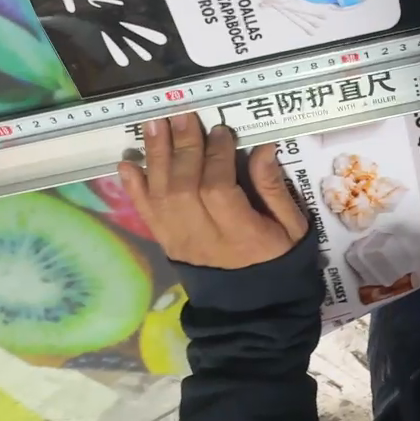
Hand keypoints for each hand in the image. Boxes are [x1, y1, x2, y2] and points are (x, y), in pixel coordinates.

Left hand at [117, 114, 309, 268]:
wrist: (254, 305)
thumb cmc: (278, 258)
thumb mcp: (291, 226)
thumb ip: (274, 188)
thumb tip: (262, 148)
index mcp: (240, 235)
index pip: (217, 190)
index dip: (216, 157)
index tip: (221, 130)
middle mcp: (203, 238)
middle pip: (184, 188)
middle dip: (182, 148)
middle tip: (183, 115)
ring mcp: (180, 242)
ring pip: (161, 196)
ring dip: (156, 157)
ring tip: (155, 124)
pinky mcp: (167, 243)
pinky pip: (146, 214)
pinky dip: (134, 187)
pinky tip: (127, 162)